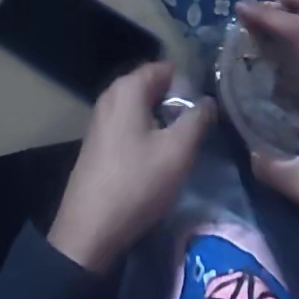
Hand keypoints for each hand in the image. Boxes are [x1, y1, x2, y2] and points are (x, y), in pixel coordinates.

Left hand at [47, 62, 215, 271]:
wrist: (89, 230)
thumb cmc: (137, 183)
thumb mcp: (177, 152)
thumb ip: (197, 120)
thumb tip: (208, 100)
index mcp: (127, 88)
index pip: (164, 68)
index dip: (189, 83)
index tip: (207, 107)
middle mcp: (111, 95)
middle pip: (153, 87)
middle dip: (177, 103)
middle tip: (199, 128)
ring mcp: (101, 118)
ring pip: (142, 108)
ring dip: (163, 121)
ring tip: (183, 145)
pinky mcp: (98, 141)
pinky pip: (129, 125)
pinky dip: (147, 133)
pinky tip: (158, 159)